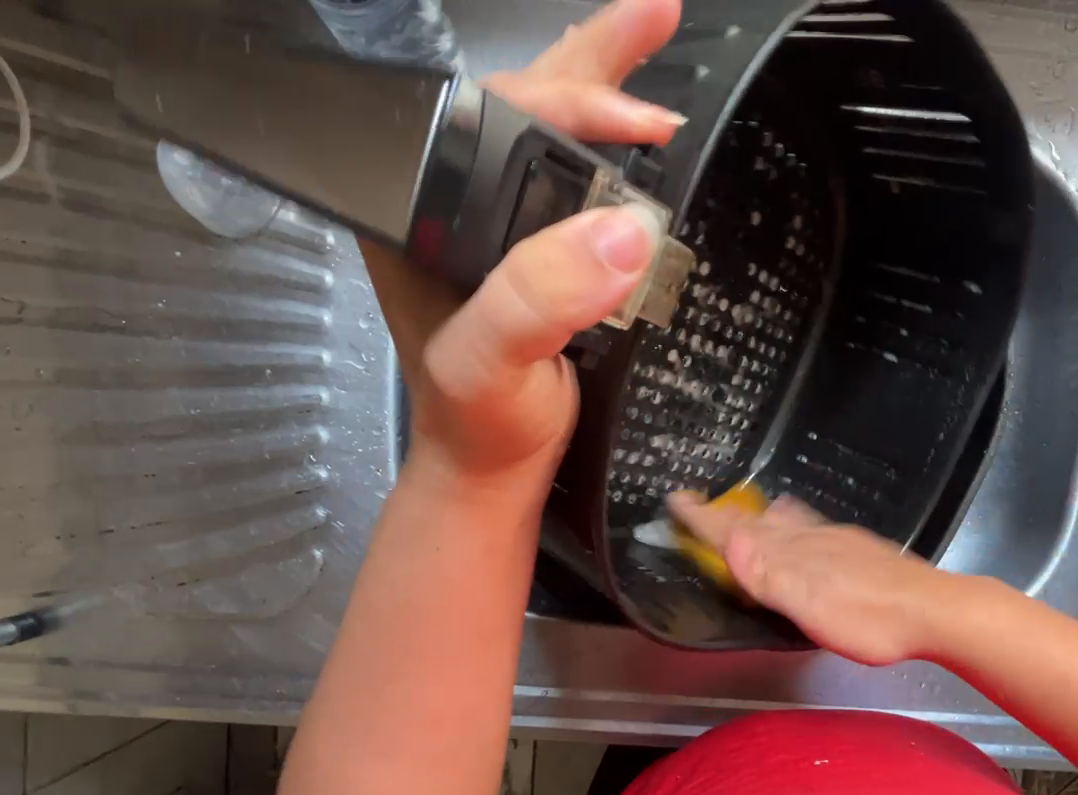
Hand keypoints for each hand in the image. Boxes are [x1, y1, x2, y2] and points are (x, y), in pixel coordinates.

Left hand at [365, 0, 684, 486]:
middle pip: (520, 104)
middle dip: (593, 63)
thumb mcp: (489, 362)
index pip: (491, 120)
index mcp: (418, 210)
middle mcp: (452, 206)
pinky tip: (645, 138)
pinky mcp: (536, 254)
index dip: (568, 104)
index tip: (642, 122)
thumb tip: (625, 231)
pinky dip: (617, 153)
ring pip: (549, 134)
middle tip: (659, 16)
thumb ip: (537, 299)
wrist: (495, 465)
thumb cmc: (476, 421)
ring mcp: (496, 229)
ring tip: (654, 36)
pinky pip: (578, 185)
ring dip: (605, 86)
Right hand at [668, 492, 957, 665]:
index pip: (737, 532)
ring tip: (744, 510)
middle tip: (699, 505)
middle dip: (724, 513)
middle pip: (757, 521)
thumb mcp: (810, 605)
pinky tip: (804, 526)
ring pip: (785, 521)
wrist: (934, 609)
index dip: (704, 520)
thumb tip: (728, 540)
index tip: (675, 500)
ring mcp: (836, 540)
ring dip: (757, 515)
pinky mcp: (857, 548)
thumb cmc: (868, 617)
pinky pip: (809, 525)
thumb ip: (768, 575)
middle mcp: (809, 538)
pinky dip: (791, 521)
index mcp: (792, 553)